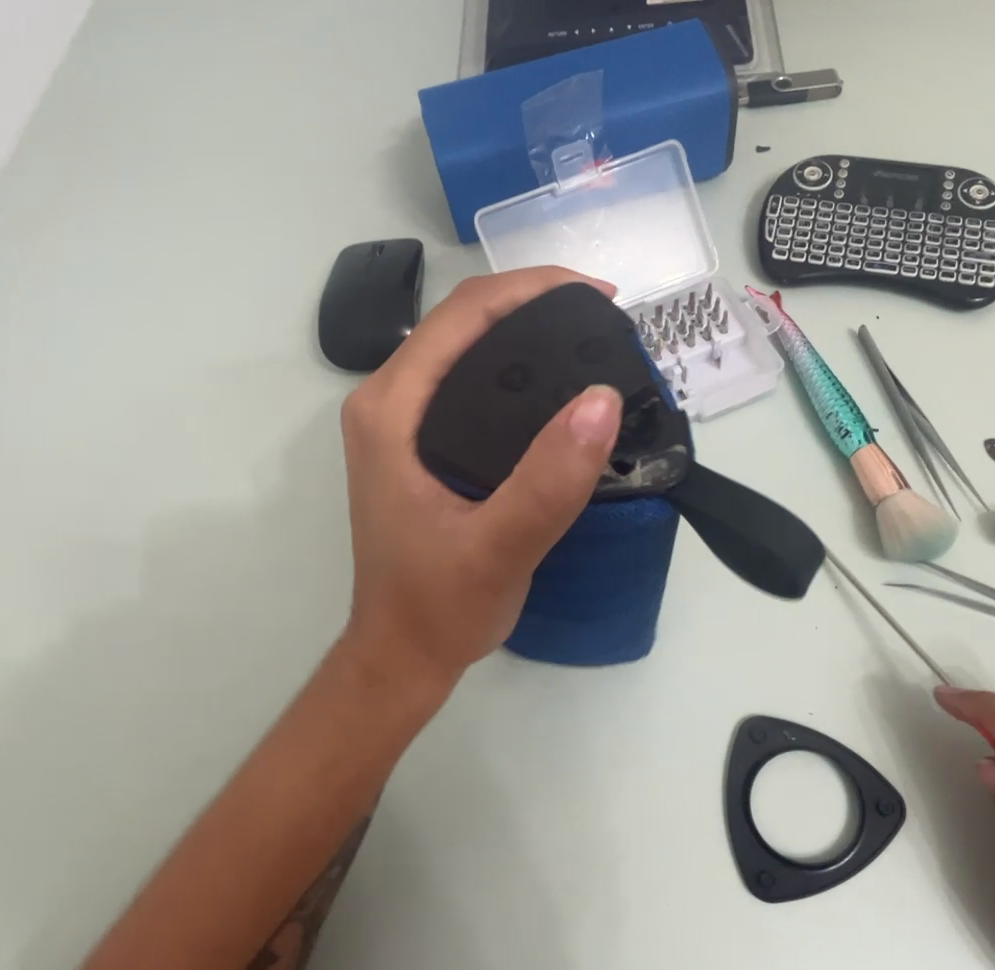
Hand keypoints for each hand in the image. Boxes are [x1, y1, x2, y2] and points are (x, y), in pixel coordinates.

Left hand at [336, 267, 621, 693]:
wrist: (404, 654)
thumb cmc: (439, 607)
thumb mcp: (498, 549)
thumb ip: (548, 481)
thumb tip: (603, 399)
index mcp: (391, 411)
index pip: (462, 315)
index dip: (533, 289)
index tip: (601, 298)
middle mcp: (388, 404)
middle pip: (462, 322)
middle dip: (535, 305)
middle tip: (606, 322)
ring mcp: (402, 425)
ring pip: (467, 350)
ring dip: (527, 335)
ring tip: (591, 345)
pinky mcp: (420, 446)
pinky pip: (471, 385)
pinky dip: (517, 372)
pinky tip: (557, 391)